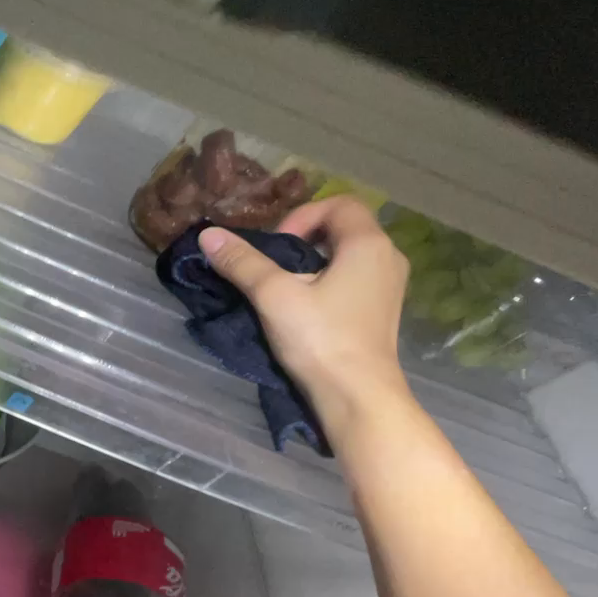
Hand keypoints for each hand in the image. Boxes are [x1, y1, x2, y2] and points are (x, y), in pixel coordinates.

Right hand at [198, 198, 415, 438]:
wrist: (355, 392)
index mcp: (368, 244)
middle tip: (271, 269)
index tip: (274, 248)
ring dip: (312, 264)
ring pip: (346, 256)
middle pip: (343, 229)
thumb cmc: (318, 338)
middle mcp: (387, 257)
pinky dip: (325, 284)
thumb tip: (208, 234)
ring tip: (282, 292)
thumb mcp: (273, 296)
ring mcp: (389, 285)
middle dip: (302, 240)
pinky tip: (303, 311)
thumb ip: (242, 263)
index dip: (300, 216)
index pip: (339, 204)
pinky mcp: (380, 310)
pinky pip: (352, 280)